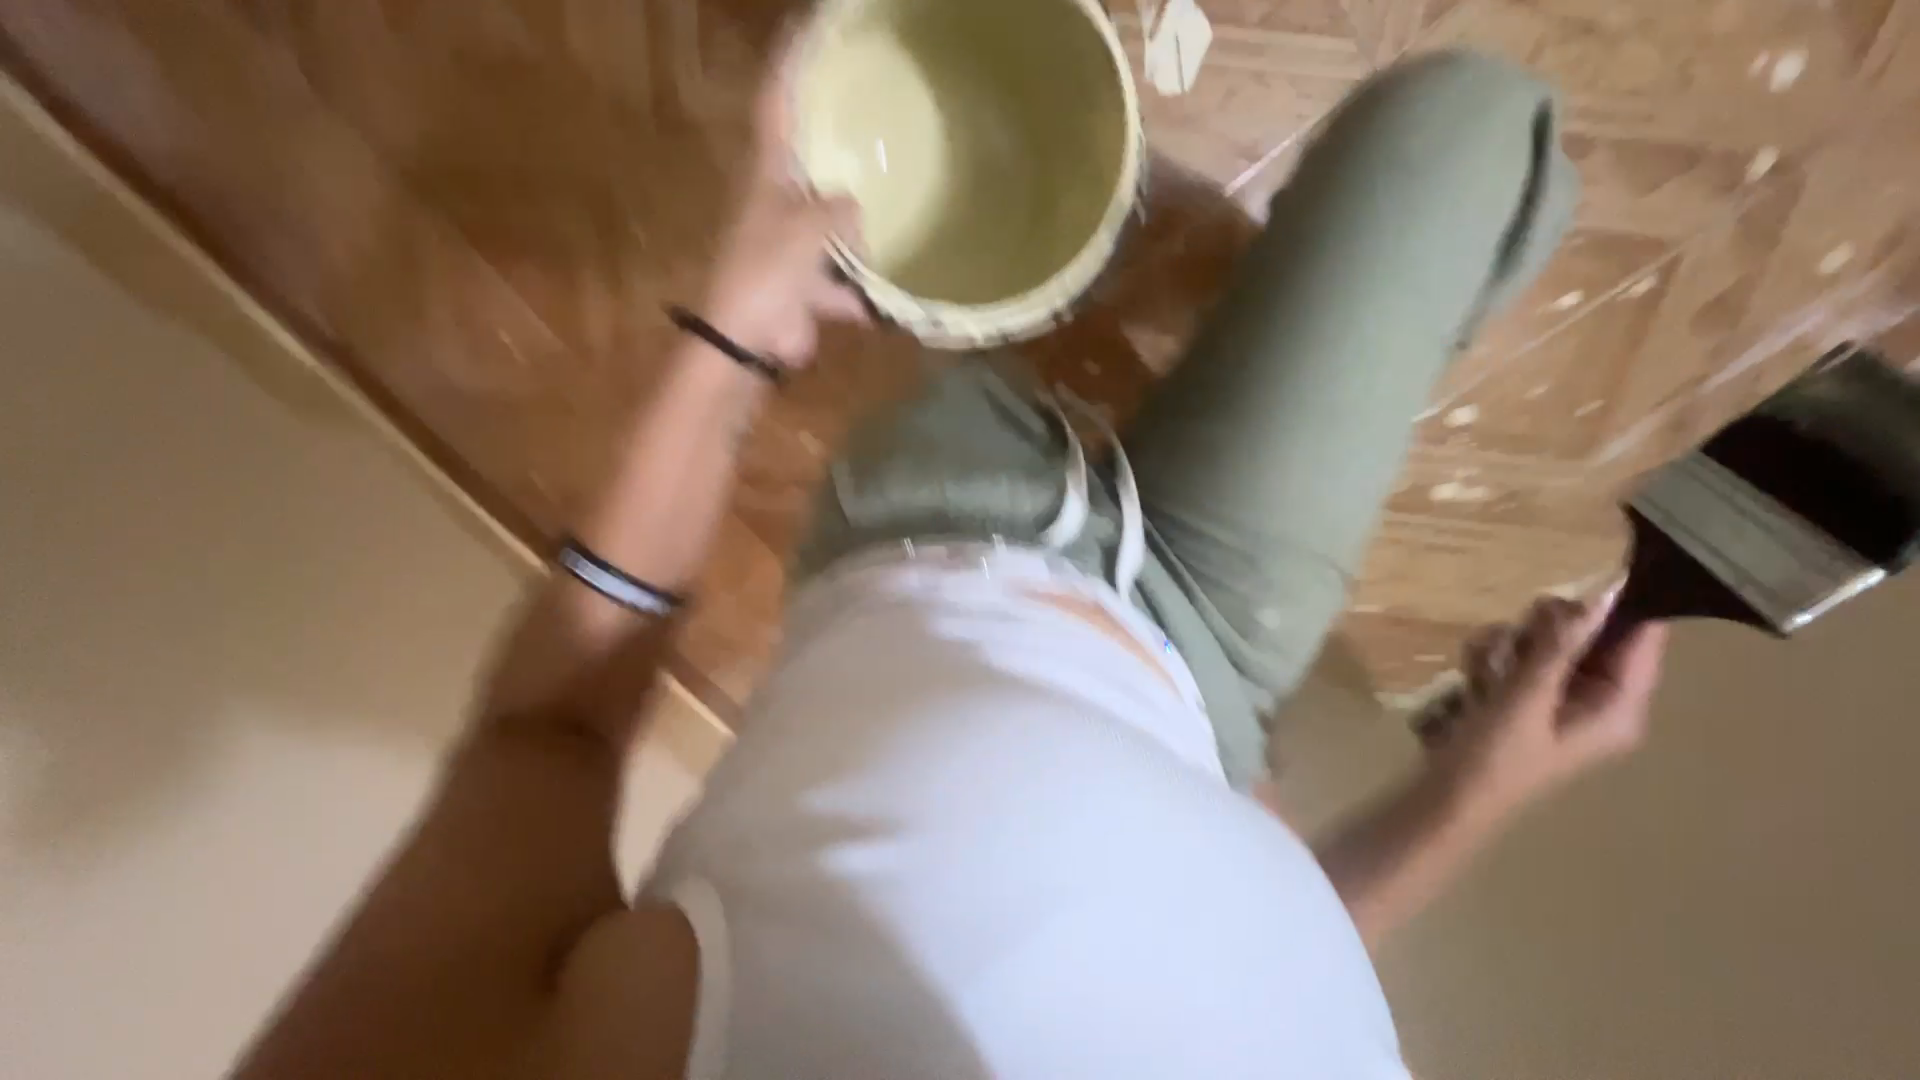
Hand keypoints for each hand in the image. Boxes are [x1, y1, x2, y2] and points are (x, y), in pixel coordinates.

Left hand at [700, 44, 870, 368]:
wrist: (749, 340)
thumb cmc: (769, 272)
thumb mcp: (810, 228)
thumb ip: (840, 210)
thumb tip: (855, 211)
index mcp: (770, 175)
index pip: (778, 106)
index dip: (792, 68)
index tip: (811, 32)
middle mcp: (781, 203)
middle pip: (813, 165)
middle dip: (841, 150)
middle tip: (879, 127)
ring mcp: (795, 247)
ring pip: (836, 226)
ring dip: (861, 233)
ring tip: (904, 217)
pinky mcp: (808, 288)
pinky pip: (846, 281)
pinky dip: (865, 293)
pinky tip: (895, 295)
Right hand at [1427, 593, 1669, 819]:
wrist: (1449, 803)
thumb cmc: (1495, 760)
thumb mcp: (1524, 700)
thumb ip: (1557, 648)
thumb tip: (1598, 597)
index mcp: (1618, 706)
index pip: (1640, 639)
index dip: (1616, 606)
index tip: (1579, 578)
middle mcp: (1597, 699)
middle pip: (1582, 635)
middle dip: (1538, 632)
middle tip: (1510, 643)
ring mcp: (1557, 699)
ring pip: (1540, 643)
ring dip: (1504, 647)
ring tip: (1481, 674)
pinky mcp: (1523, 702)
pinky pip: (1514, 660)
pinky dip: (1490, 663)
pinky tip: (1470, 684)